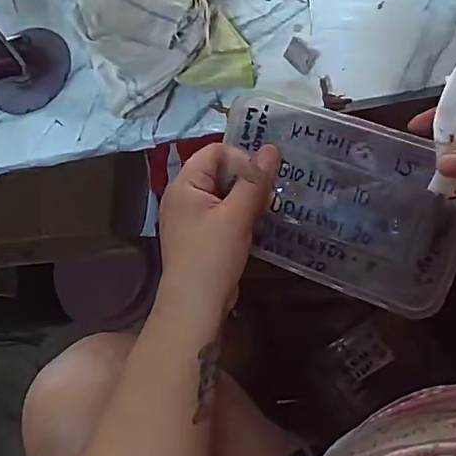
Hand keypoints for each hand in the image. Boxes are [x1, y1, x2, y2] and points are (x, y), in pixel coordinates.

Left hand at [155, 142, 278, 325]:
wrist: (195, 306)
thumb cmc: (212, 256)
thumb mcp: (236, 216)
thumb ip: (255, 181)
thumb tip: (271, 148)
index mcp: (184, 185)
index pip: (214, 151)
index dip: (241, 158)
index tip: (264, 179)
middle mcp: (183, 197)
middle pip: (219, 171)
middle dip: (247, 180)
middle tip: (272, 195)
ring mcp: (191, 218)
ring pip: (224, 195)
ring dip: (247, 200)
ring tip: (268, 211)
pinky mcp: (201, 237)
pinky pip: (223, 215)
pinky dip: (240, 216)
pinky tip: (257, 227)